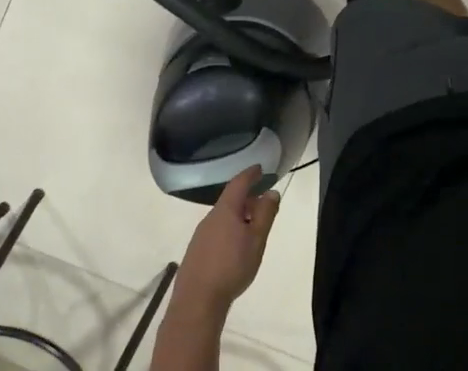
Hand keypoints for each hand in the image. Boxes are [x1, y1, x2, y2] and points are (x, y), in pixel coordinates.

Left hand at [176, 166, 280, 308]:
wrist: (197, 300)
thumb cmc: (231, 266)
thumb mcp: (256, 240)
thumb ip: (265, 215)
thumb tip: (271, 192)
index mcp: (226, 210)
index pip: (238, 183)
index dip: (250, 174)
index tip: (259, 168)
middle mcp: (210, 218)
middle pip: (230, 201)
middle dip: (247, 199)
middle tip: (263, 204)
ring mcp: (200, 235)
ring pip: (223, 217)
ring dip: (238, 216)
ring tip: (252, 228)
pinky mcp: (196, 252)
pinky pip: (216, 231)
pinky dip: (229, 230)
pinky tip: (235, 247)